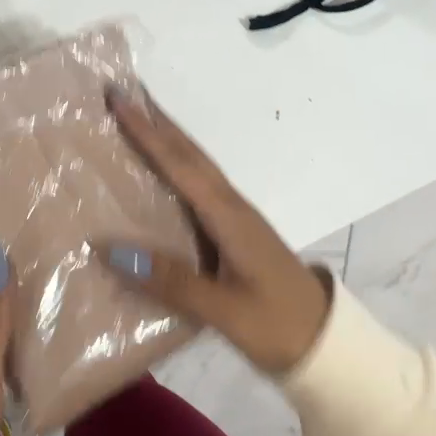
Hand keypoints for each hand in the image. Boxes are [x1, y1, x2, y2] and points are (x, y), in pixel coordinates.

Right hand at [99, 90, 331, 373]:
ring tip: (137, 118)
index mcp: (227, 215)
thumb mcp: (224, 310)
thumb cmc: (276, 324)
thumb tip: (108, 247)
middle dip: (155, 120)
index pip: (179, 163)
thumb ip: (170, 280)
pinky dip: (176, 164)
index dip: (146, 131)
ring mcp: (235, 217)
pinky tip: (163, 172)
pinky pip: (198, 184)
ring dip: (166, 137)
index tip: (118, 98)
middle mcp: (231, 205)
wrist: (327, 343)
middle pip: (188, 152)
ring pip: (195, 164)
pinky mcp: (235, 231)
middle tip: (122, 93)